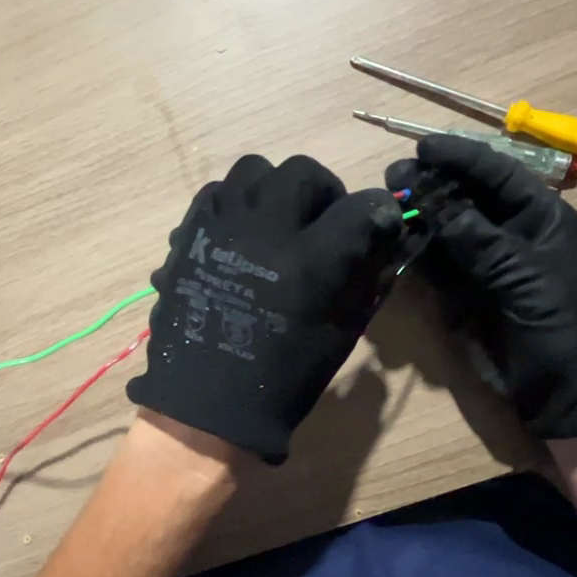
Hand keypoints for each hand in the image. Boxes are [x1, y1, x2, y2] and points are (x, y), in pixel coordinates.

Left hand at [127, 155, 402, 463]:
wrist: (206, 405)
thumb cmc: (282, 381)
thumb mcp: (340, 335)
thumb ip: (367, 281)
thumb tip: (388, 243)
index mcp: (311, 263)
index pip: (360, 207)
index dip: (378, 214)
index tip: (378, 226)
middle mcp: (264, 232)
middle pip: (302, 172)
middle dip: (323, 193)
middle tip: (323, 224)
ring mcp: (219, 229)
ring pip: (253, 171)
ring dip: (275, 189)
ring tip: (279, 223)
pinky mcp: (188, 237)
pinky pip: (214, 194)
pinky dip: (235, 203)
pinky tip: (242, 234)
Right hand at [385, 135, 576, 438]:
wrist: (570, 392)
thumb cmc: (564, 324)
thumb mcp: (523, 273)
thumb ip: (474, 236)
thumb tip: (429, 193)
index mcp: (540, 218)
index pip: (497, 174)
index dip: (460, 158)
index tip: (421, 148)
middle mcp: (510, 236)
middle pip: (466, 199)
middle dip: (432, 185)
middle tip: (392, 177)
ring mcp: (485, 268)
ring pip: (445, 232)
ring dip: (418, 219)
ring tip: (385, 205)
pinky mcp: (463, 298)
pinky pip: (435, 268)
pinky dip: (415, 254)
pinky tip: (393, 242)